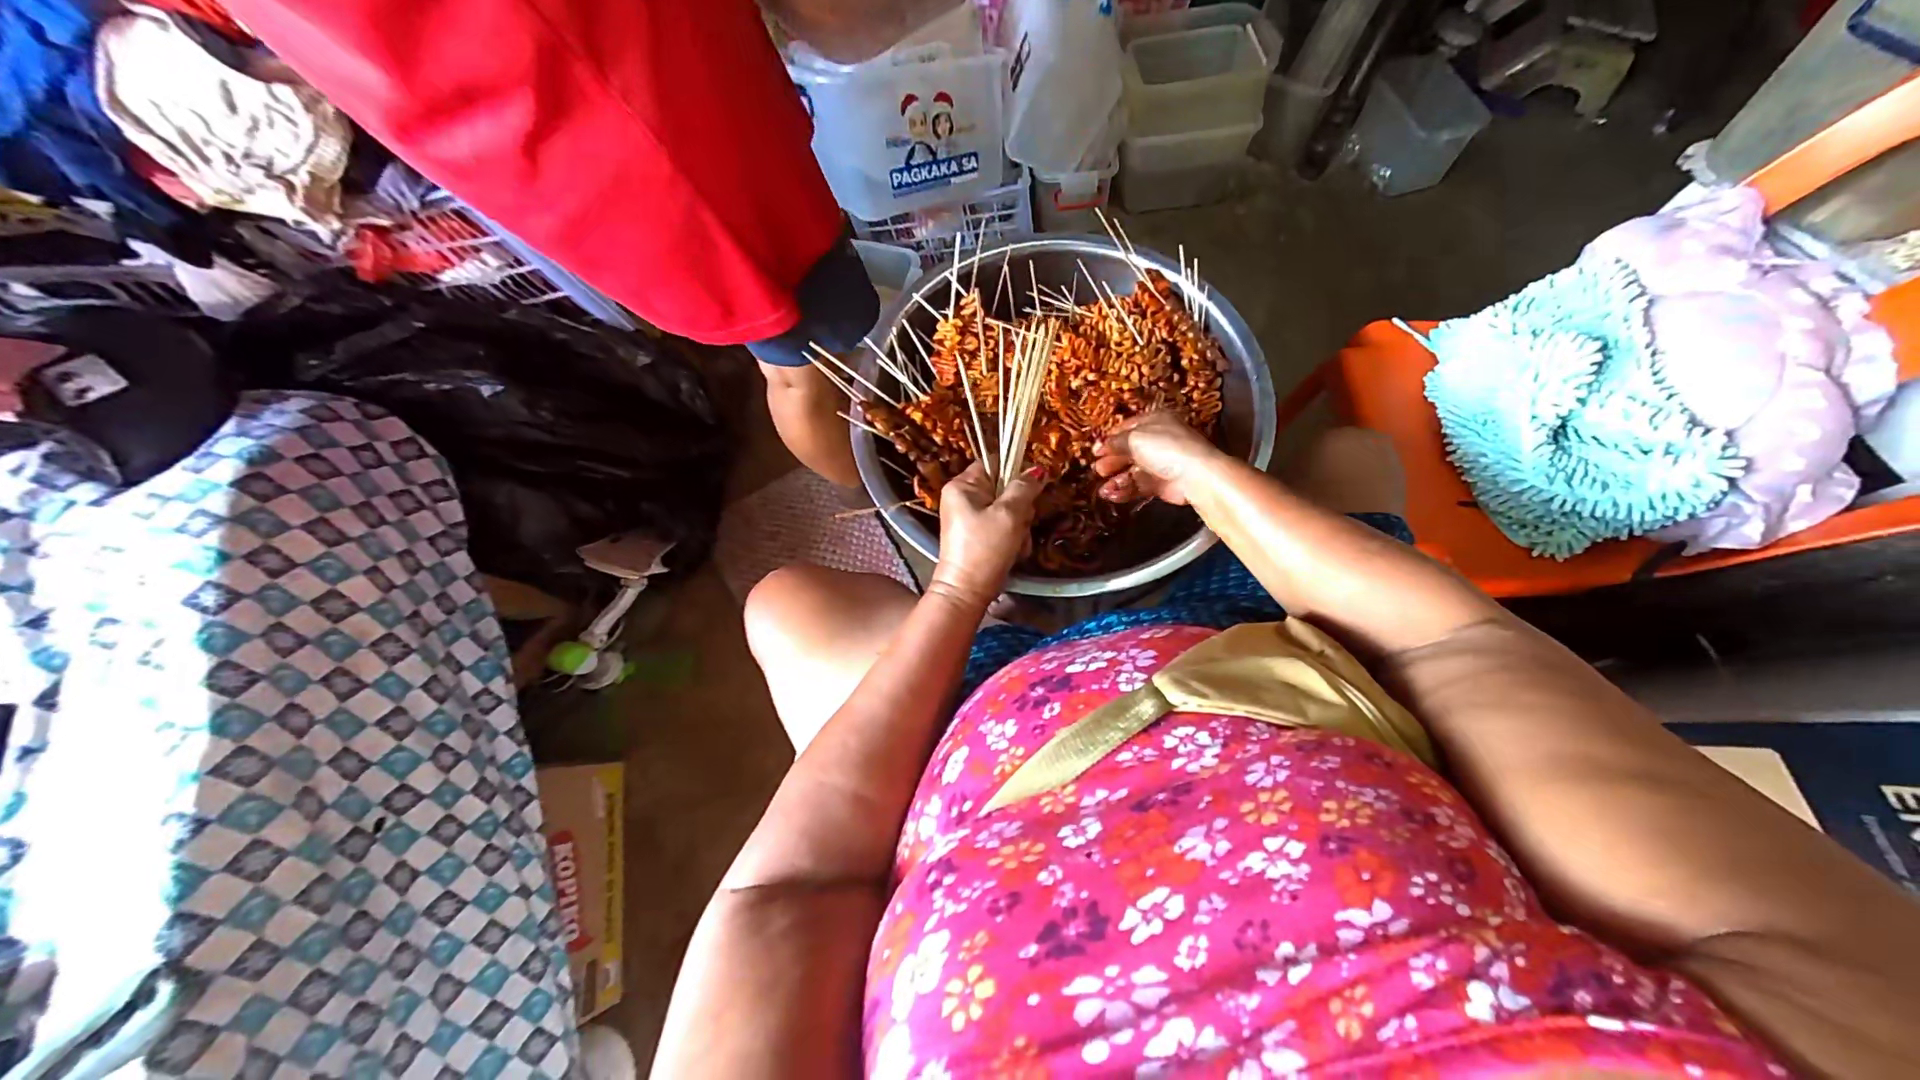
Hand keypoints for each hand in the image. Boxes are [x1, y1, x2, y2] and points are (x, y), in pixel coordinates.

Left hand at [929, 462, 1043, 608]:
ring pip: (1009, 510)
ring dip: (1019, 527)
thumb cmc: (985, 549)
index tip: (1031, 488)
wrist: (966, 592)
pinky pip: (1003, 528)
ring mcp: (970, 518)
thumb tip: (1037, 471)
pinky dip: (1013, 539)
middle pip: (1005, 488)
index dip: (1016, 472)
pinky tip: (1014, 552)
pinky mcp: (979, 536)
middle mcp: (963, 498)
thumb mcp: (1009, 515)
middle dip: (1020, 508)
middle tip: (1020, 524)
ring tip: (1016, 543)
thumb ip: (1024, 489)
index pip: (994, 463)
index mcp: (962, 486)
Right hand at [1092, 411, 1230, 505]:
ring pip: (1133, 471)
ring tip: (1103, 489)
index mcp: (1156, 421)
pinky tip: (1113, 495)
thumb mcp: (1135, 438)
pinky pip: (1140, 486)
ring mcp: (1162, 463)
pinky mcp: (1163, 484)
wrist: (1196, 476)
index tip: (1095, 450)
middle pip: (1129, 451)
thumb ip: (1114, 442)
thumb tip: (1101, 446)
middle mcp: (1159, 440)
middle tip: (1098, 469)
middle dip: (1112, 461)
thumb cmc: (1166, 448)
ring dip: (1116, 480)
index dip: (1110, 439)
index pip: (1127, 428)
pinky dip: (1125, 491)